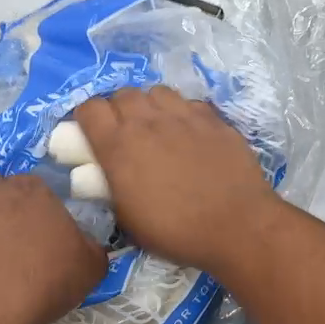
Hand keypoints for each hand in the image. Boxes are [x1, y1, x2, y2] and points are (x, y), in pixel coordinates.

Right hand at [74, 87, 284, 274]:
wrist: (236, 226)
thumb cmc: (176, 232)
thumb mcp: (127, 219)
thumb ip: (111, 187)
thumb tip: (106, 174)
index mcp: (118, 147)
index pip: (90, 108)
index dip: (88, 118)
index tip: (93, 133)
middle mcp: (148, 122)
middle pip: (123, 94)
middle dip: (119, 108)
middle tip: (127, 132)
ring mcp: (184, 116)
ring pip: (157, 91)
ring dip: (151, 105)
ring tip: (159, 126)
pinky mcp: (213, 118)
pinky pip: (189, 103)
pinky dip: (183, 113)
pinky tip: (190, 132)